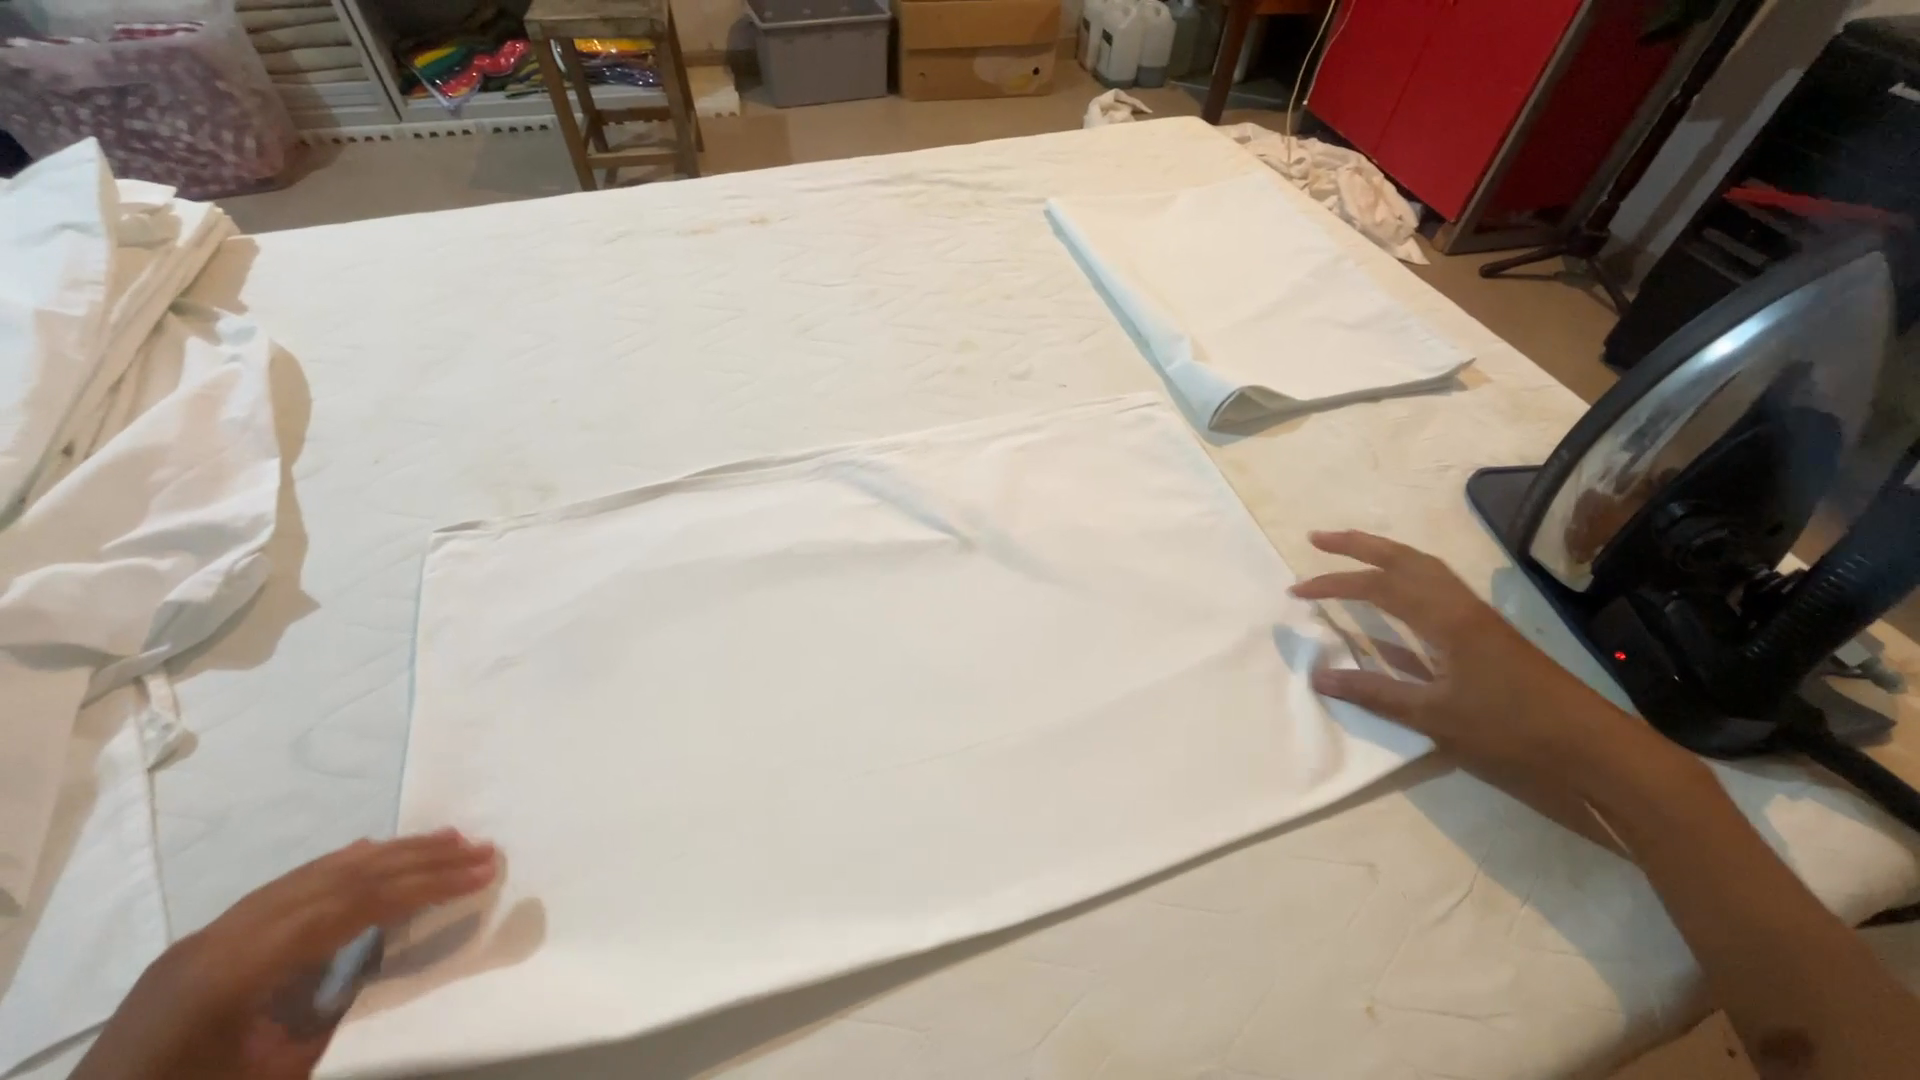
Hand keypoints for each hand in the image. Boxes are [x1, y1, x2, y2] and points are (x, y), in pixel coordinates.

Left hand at [76, 830, 496, 1079]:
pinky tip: (368, 855)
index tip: (484, 872)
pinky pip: (285, 889)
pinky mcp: (205, 943)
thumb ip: (333, 1008)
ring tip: (445, 839)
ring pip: (314, 874)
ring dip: (386, 855)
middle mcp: (227, 933)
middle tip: (482, 847)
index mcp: (243, 966)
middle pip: (340, 877)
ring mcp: (211, 934)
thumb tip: (388, 955)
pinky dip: (340, 868)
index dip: (426, 884)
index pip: (355, 905)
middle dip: (419, 858)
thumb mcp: (277, 1072)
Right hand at [1290, 530, 1689, 806]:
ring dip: (1385, 557)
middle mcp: (1460, 606)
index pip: (1378, 586)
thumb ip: (1374, 693)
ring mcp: (1476, 619)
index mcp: (1445, 619)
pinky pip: (1438, 591)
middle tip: (1319, 538)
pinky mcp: (1486, 635)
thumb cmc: (1511, 730)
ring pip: (1425, 570)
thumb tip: (1318, 676)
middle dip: (1359, 545)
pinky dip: (1407, 582)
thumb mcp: (1434, 717)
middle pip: (1404, 559)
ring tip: (1352, 555)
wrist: (1591, 746)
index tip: (1296, 591)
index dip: (1334, 583)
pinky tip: (1393, 603)